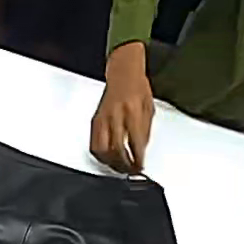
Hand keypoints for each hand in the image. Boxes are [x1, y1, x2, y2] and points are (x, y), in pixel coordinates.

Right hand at [90, 43, 154, 172]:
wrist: (123, 72)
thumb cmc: (137, 87)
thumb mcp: (149, 108)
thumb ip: (145, 131)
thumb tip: (141, 152)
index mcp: (133, 110)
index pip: (135, 142)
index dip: (138, 159)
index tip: (140, 167)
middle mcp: (116, 115)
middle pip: (118, 149)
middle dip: (124, 165)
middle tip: (130, 171)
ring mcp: (103, 119)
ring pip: (103, 150)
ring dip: (111, 163)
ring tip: (119, 167)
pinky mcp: (95, 121)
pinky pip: (94, 144)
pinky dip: (101, 156)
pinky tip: (108, 158)